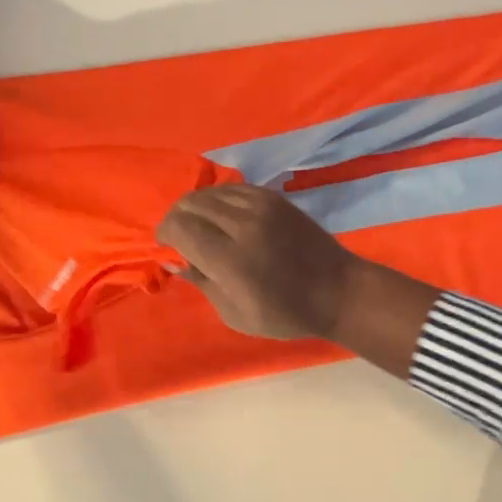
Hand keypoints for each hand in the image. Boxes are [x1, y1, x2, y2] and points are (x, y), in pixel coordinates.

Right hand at [157, 185, 440, 376]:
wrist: (336, 289)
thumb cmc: (285, 313)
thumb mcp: (235, 314)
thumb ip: (202, 282)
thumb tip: (174, 260)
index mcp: (231, 259)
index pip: (181, 228)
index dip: (165, 233)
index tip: (165, 246)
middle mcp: (243, 225)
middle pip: (191, 204)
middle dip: (176, 218)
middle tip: (178, 237)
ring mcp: (261, 205)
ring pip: (210, 192)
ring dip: (196, 207)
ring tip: (199, 227)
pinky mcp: (273, 197)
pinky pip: (233, 188)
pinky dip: (218, 199)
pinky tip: (221, 216)